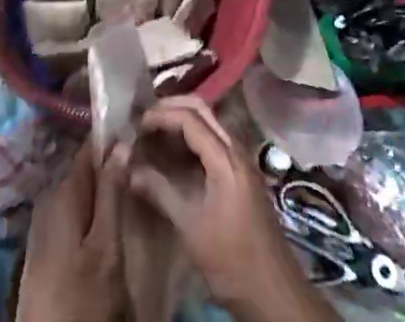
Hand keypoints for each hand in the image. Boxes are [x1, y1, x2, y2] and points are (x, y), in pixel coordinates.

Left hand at [18, 144, 127, 321]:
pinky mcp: (45, 238)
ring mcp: (44, 217)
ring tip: (131, 189)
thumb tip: (120, 143)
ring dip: (101, 188)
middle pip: (84, 169)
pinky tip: (108, 219)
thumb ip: (111, 194)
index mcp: (62, 190)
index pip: (89, 149)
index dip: (112, 139)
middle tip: (142, 166)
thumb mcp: (105, 246)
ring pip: (79, 190)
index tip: (137, 133)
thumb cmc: (81, 294)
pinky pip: (71, 208)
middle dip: (109, 165)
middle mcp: (48, 194)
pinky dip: (90, 207)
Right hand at [126, 99, 332, 321]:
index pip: (190, 119)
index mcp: (227, 162)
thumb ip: (159, 191)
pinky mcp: (243, 177)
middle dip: (171, 107)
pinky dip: (192, 137)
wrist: (276, 297)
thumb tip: (128, 168)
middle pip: (203, 111)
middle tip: (143, 118)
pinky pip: (215, 141)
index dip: (160, 116)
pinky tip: (173, 152)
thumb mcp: (190, 227)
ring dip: (182, 120)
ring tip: (153, 131)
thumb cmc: (232, 262)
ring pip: (211, 124)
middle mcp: (238, 153)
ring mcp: (243, 164)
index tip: (135, 126)